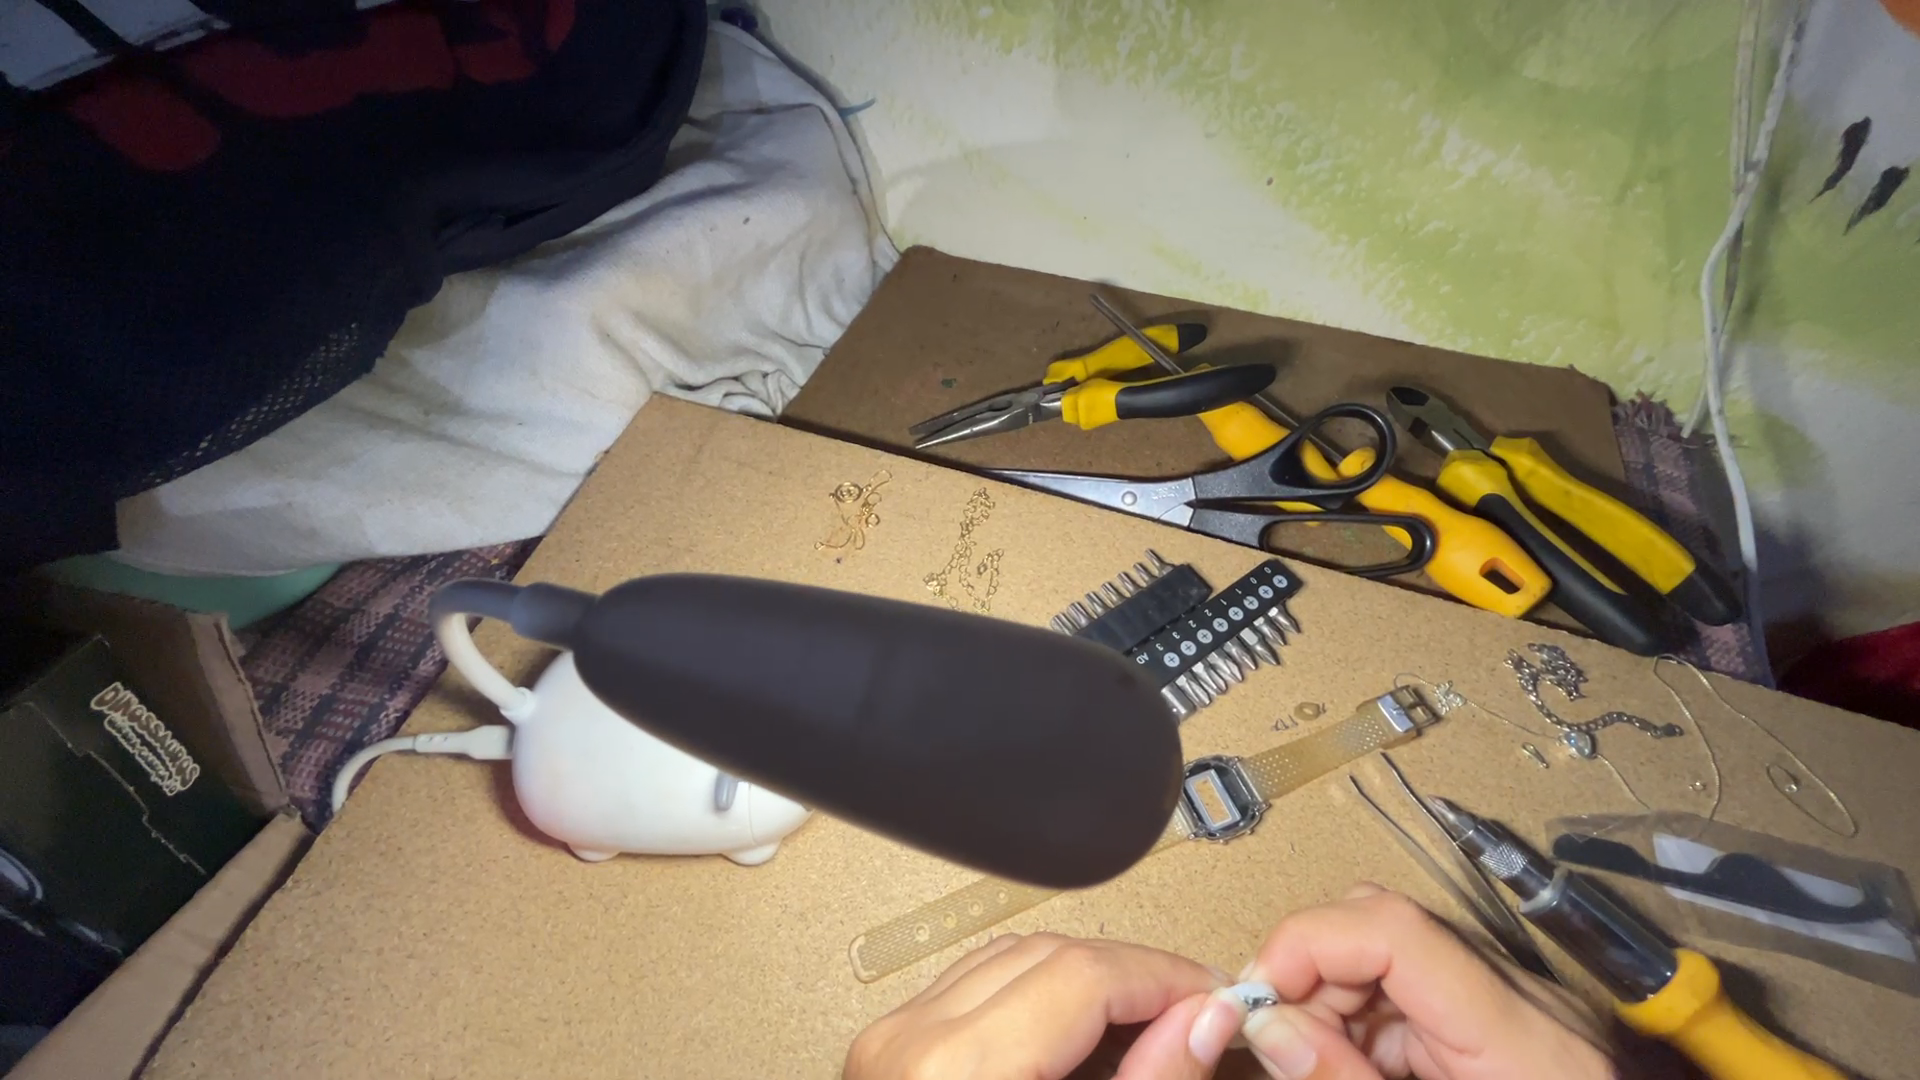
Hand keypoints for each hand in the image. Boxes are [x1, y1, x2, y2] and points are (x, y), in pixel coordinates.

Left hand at [845, 932, 1221, 1079]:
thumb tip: (1206, 1018)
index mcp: (955, 1073)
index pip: (1079, 976)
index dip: (1160, 977)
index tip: (1214, 994)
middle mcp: (910, 1039)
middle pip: (1048, 955)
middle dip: (1131, 972)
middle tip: (1194, 1003)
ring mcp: (891, 1036)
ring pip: (1012, 957)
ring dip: (1086, 974)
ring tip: (1148, 1012)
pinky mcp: (889, 1043)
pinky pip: (978, 982)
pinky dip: (1037, 988)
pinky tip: (1079, 1021)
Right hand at [1173, 884, 1614, 1078]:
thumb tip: (1265, 1025)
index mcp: (1528, 1038)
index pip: (1395, 929)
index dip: (1307, 941)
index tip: (1259, 995)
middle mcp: (1525, 999)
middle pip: (1381, 927)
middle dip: (1311, 973)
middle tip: (1286, 1044)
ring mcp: (1518, 1004)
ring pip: (1385, 950)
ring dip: (1331, 997)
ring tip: (1323, 1063)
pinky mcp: (1507, 1019)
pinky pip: (1410, 988)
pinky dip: (1365, 1020)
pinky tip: (1360, 1065)